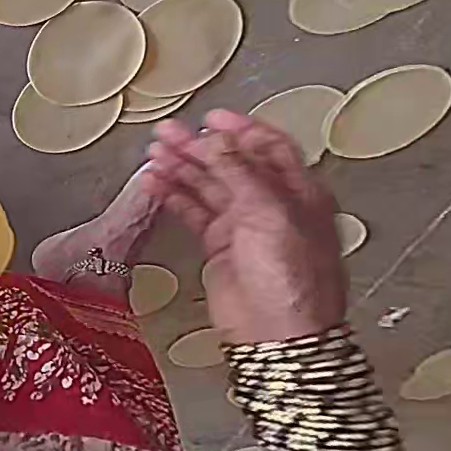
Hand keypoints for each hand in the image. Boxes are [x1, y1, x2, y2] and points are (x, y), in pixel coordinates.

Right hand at [145, 110, 347, 342]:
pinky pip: (192, 211)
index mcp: (296, 191)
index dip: (239, 129)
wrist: (275, 333)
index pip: (267, 147)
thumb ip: (240, 173)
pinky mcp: (218, 244)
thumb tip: (215, 140)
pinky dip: (173, 196)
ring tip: (154, 153)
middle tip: (166, 133)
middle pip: (230, 163)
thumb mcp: (270, 214)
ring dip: (181, 167)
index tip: (209, 117)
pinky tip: (155, 184)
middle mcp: (269, 203)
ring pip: (207, 185)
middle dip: (198, 146)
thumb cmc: (289, 276)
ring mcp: (242, 225)